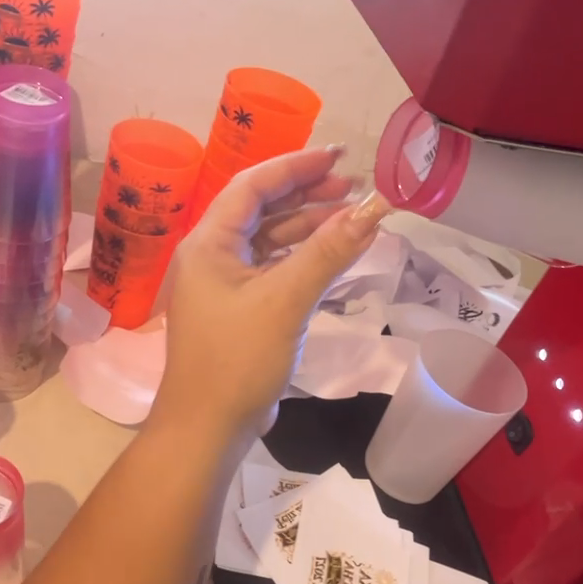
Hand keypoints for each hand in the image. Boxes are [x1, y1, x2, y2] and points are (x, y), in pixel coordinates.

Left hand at [152, 146, 386, 434]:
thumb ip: (328, 252)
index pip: (252, 186)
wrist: (208, 427)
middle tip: (352, 186)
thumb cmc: (238, 359)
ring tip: (352, 216)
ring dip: (307, 226)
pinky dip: (302, 258)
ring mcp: (223, 283)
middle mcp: (211, 255)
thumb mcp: (286, 300)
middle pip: (261, 208)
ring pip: (268, 240)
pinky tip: (334, 253)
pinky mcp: (238, 308)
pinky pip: (272, 268)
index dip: (296, 166)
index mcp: (209, 243)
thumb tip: (374, 209)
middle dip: (306, 194)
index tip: (340, 156)